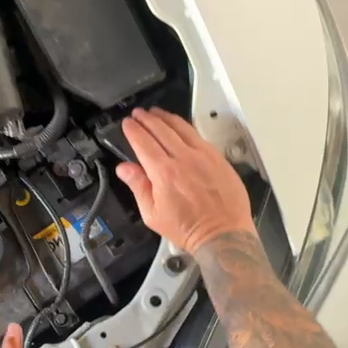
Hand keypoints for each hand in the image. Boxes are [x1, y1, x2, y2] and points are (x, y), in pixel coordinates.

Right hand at [116, 107, 255, 253]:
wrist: (222, 234)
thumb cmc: (188, 228)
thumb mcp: (153, 214)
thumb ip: (138, 186)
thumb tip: (125, 169)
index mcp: (164, 173)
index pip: (143, 143)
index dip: (133, 130)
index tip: (127, 124)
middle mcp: (184, 159)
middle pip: (161, 130)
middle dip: (147, 119)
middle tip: (138, 114)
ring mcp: (203, 156)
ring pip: (181, 128)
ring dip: (166, 118)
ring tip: (156, 113)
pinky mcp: (218, 158)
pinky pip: (199, 135)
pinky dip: (186, 127)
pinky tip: (180, 126)